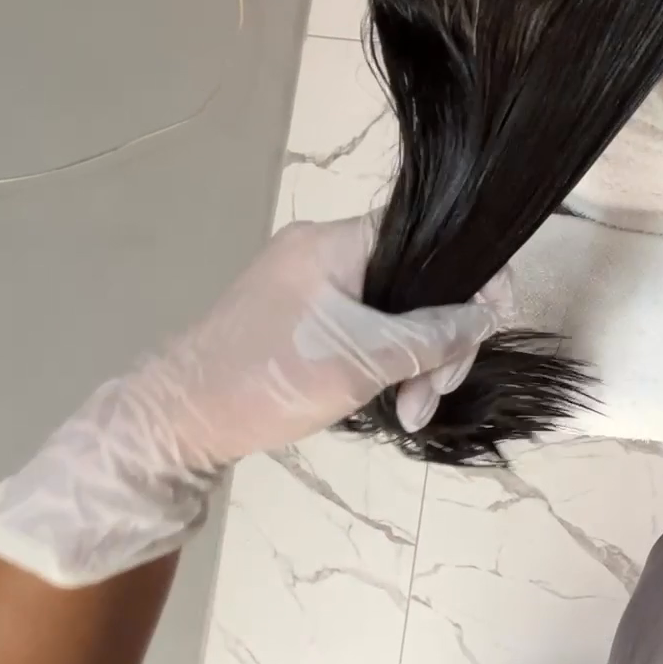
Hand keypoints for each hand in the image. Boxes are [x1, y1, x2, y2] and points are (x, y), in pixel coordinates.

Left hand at [0, 216, 511, 586]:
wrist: (174, 425)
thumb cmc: (268, 379)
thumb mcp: (366, 358)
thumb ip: (436, 334)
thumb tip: (488, 317)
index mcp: (338, 243)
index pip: (436, 238)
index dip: (477, 279)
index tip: (487, 330)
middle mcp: (333, 252)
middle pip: (426, 284)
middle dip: (444, 342)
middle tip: (438, 392)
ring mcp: (324, 286)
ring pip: (407, 314)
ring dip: (422, 364)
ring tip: (417, 413)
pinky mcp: (318, 316)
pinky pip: (382, 330)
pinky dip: (397, 365)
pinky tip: (403, 402)